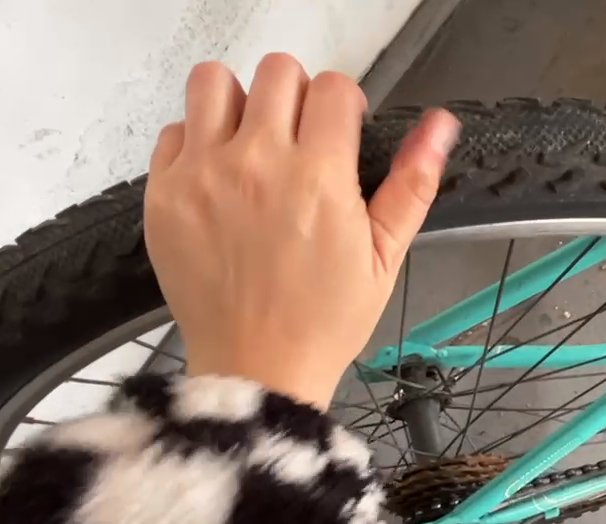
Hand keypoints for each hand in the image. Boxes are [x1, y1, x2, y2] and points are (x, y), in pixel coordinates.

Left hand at [144, 55, 458, 407]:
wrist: (261, 369)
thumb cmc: (325, 322)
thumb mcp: (383, 260)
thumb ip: (411, 186)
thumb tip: (440, 127)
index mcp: (320, 178)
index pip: (333, 89)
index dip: (345, 109)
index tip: (341, 137)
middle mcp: (258, 163)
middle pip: (278, 72)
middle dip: (298, 100)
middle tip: (301, 145)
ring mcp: (204, 175)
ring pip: (216, 83)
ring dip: (241, 105)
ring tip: (254, 150)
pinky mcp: (165, 194)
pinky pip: (175, 131)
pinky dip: (198, 145)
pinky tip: (221, 185)